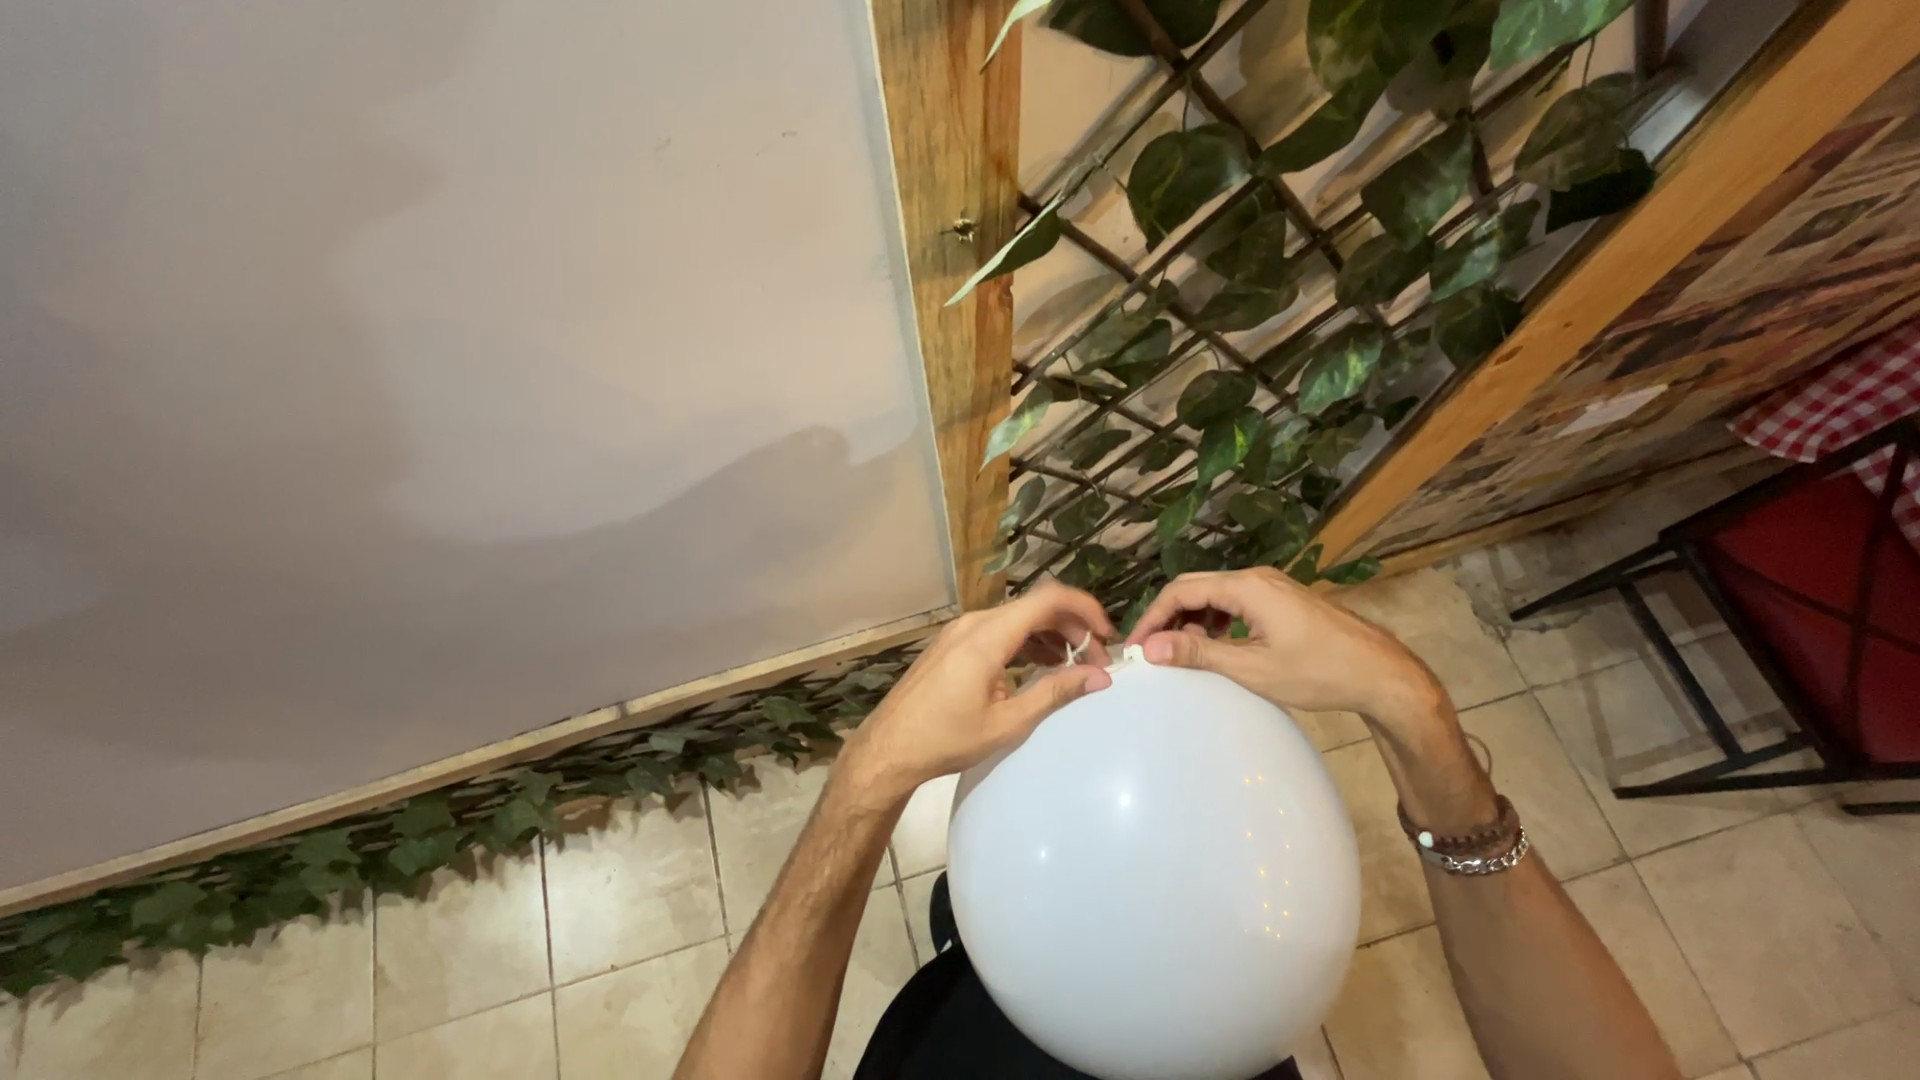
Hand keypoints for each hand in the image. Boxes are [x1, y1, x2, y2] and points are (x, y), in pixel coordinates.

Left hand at [838, 581, 1114, 804]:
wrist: (889, 748)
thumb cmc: (946, 739)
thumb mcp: (1008, 723)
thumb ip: (1055, 693)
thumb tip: (1100, 677)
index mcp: (987, 636)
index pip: (1048, 600)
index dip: (1085, 609)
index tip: (1108, 636)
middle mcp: (974, 622)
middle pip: (1035, 607)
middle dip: (1073, 627)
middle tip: (1098, 660)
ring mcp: (960, 631)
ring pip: (1018, 618)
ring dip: (1051, 635)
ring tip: (1076, 667)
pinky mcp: (953, 643)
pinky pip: (999, 630)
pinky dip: (1027, 642)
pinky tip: (1043, 666)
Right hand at [1123, 567, 1442, 726]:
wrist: (1381, 674)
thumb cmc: (1317, 672)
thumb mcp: (1252, 668)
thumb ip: (1199, 654)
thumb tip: (1150, 649)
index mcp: (1246, 587)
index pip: (1181, 591)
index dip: (1153, 617)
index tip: (1136, 647)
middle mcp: (1255, 577)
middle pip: (1195, 586)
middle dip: (1168, 616)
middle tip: (1152, 649)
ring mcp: (1271, 586)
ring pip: (1214, 593)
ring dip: (1192, 618)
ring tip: (1183, 652)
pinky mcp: (1281, 599)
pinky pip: (1234, 601)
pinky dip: (1215, 619)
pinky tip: (1216, 645)